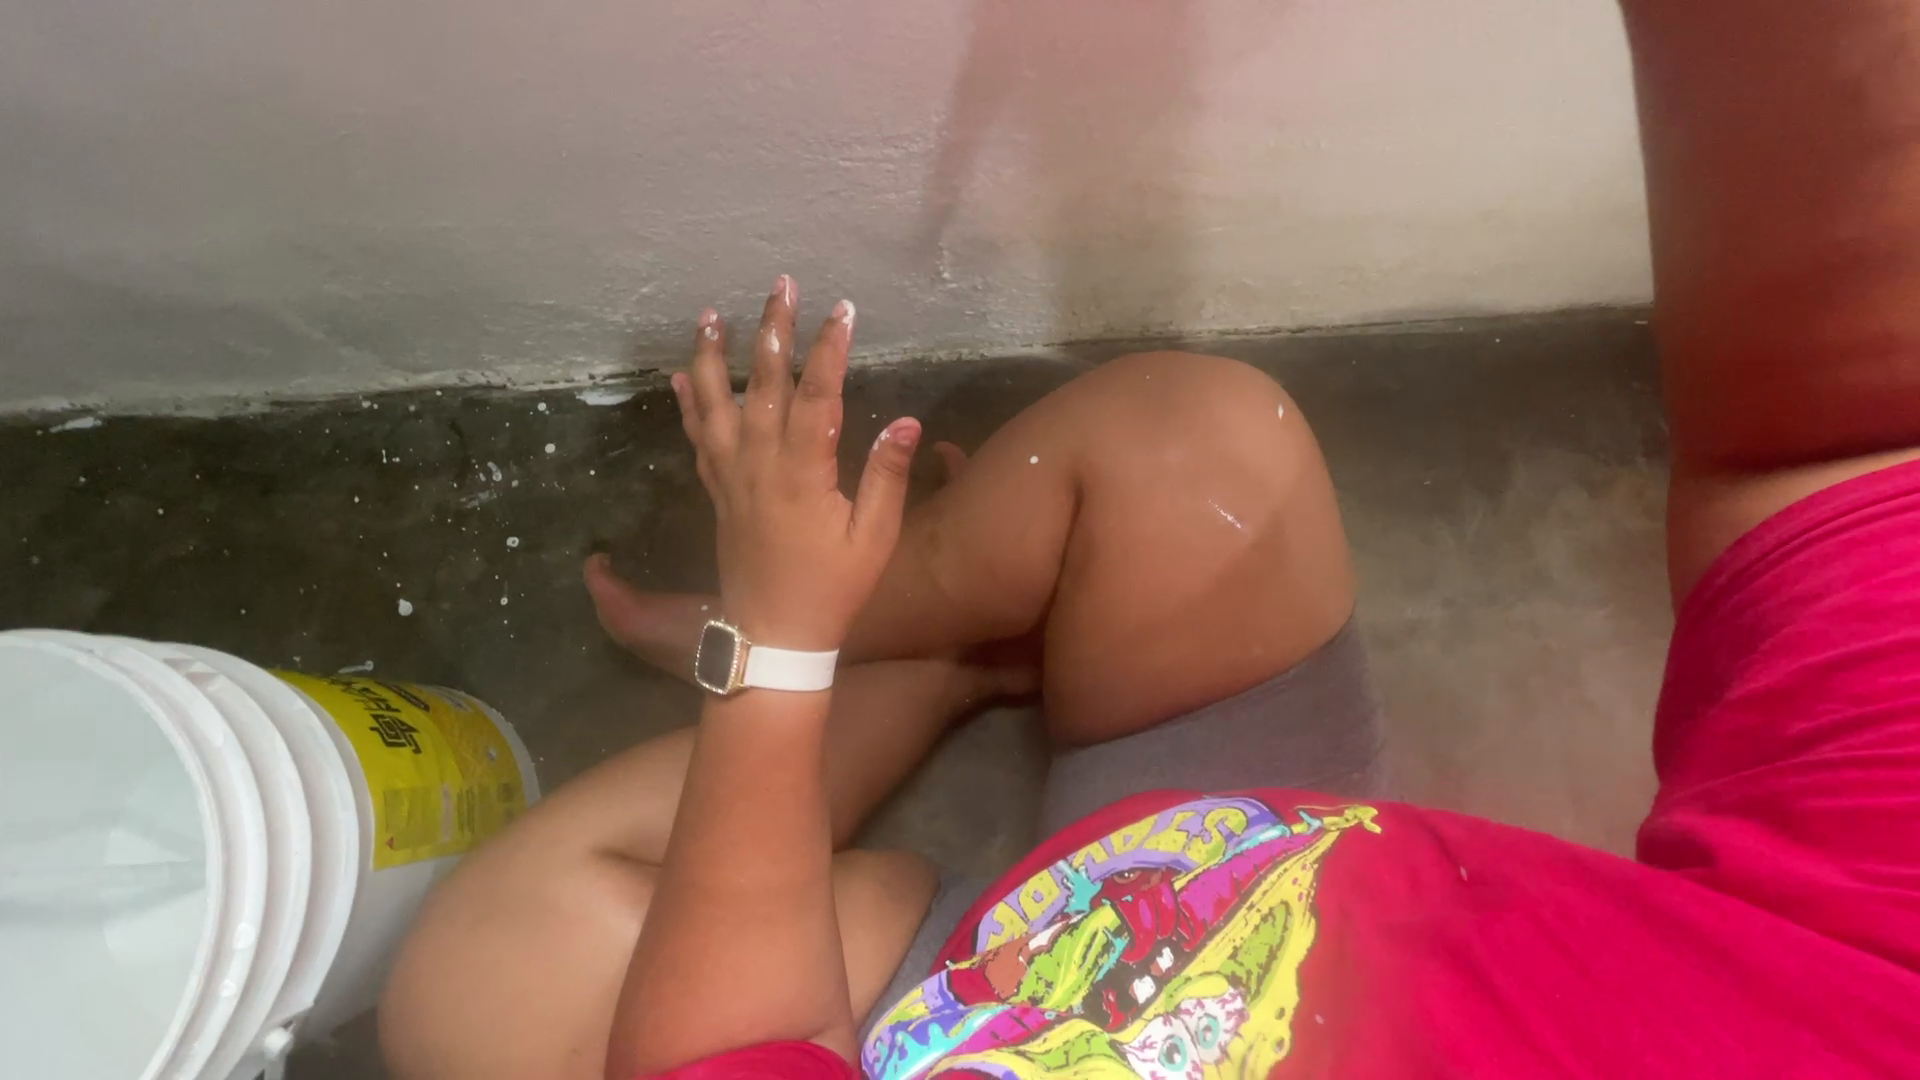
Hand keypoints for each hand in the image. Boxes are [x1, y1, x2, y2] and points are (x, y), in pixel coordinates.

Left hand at [672, 276, 920, 650]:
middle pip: (765, 385)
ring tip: (711, 315)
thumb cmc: (833, 589)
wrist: (775, 635)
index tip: (842, 309)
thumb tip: (908, 421)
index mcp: (803, 474)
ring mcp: (732, 478)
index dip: (830, 349)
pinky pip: (698, 439)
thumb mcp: (874, 540)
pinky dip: (690, 404)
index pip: (818, 396)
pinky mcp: (718, 493)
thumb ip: (886, 478)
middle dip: (774, 331)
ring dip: (714, 357)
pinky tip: (682, 376)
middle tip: (780, 285)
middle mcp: (760, 465)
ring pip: (718, 405)